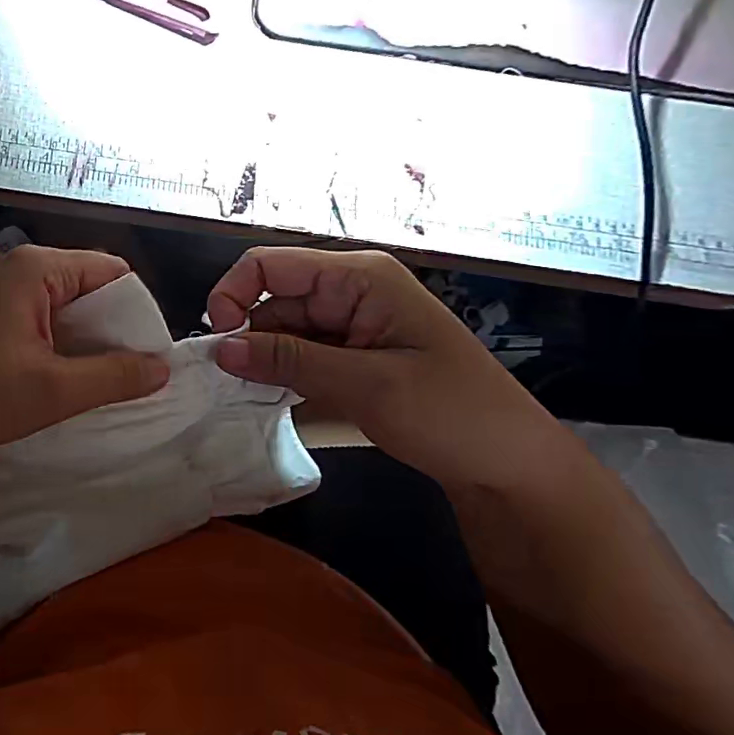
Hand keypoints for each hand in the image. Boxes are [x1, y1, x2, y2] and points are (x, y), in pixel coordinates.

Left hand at [0, 245, 170, 467]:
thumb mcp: (53, 390)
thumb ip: (114, 376)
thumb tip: (161, 367)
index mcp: (37, 268)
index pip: (112, 271)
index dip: (137, 311)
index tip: (148, 355)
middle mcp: (20, 267)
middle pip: (90, 286)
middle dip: (113, 328)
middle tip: (127, 374)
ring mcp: (1, 288)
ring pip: (66, 305)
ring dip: (85, 339)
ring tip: (96, 380)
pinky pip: (42, 316)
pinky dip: (60, 342)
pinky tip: (61, 376)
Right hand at [207, 247, 568, 490]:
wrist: (514, 469)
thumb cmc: (454, 413)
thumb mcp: (367, 385)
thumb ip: (288, 361)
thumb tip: (219, 348)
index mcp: (358, 277)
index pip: (269, 265)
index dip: (234, 293)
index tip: (219, 339)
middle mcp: (347, 291)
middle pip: (269, 299)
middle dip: (246, 334)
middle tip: (230, 379)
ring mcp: (346, 323)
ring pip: (277, 330)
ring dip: (260, 358)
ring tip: (250, 393)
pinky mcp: (346, 354)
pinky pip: (294, 353)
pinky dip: (277, 372)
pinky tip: (271, 395)